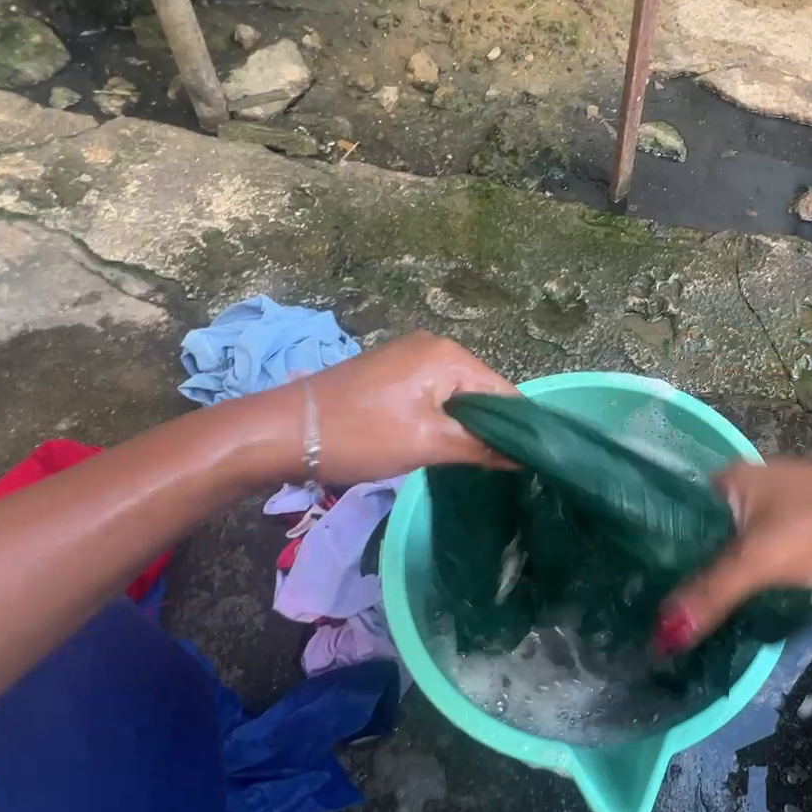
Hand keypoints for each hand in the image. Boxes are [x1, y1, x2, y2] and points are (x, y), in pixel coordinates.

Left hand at [289, 331, 515, 483]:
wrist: (283, 430)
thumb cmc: (362, 434)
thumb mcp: (429, 444)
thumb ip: (483, 447)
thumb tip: (526, 457)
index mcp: (450, 356)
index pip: (505, 392)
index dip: (519, 427)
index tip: (528, 461)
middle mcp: (435, 345)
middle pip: (483, 390)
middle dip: (492, 426)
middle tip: (500, 466)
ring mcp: (411, 354)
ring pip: (458, 394)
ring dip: (467, 424)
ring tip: (474, 458)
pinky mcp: (392, 369)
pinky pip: (435, 392)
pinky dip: (443, 415)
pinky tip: (441, 440)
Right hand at [654, 459, 811, 652]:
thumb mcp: (759, 561)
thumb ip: (709, 594)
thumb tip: (660, 636)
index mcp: (733, 475)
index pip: (676, 506)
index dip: (655, 544)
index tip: (636, 581)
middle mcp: (753, 479)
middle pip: (705, 525)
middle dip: (686, 562)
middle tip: (658, 602)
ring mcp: (783, 499)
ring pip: (735, 537)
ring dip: (718, 568)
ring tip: (691, 606)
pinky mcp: (807, 521)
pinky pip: (761, 546)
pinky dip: (747, 569)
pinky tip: (738, 595)